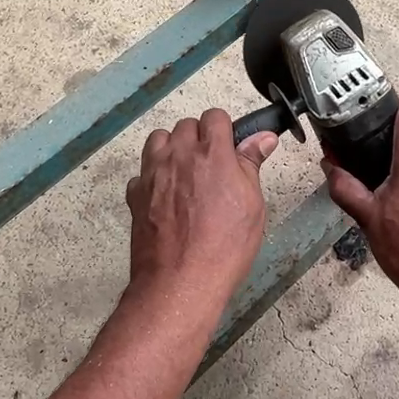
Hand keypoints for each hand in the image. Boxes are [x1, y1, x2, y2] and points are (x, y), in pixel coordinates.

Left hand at [126, 108, 276, 304]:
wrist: (179, 282)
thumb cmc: (224, 246)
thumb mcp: (252, 204)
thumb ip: (252, 164)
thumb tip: (263, 138)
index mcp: (212, 153)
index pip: (215, 116)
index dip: (224, 129)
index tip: (229, 147)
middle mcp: (179, 155)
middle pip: (186, 125)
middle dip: (198, 138)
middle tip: (211, 165)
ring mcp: (152, 173)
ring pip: (158, 140)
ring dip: (171, 149)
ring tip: (184, 174)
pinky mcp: (135, 195)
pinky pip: (141, 172)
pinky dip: (152, 178)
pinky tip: (164, 198)